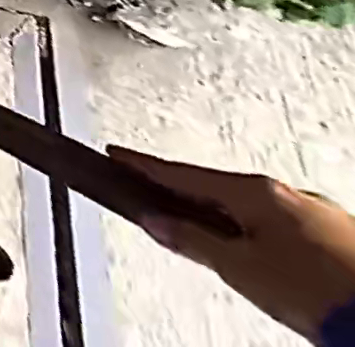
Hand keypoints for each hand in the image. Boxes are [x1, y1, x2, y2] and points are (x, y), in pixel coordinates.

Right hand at [110, 147, 354, 340]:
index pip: (179, 173)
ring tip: (225, 248)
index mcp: (256, 191)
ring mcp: (330, 219)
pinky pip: (293, 230)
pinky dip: (270, 238)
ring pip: (261, 212)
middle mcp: (293, 196)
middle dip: (193, 201)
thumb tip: (157, 222)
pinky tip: (272, 259)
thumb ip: (188, 238)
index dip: (142, 166)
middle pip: (222, 191)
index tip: (117, 155)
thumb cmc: (323, 293)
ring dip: (235, 224)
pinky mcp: (352, 243)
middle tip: (165, 208)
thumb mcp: (236, 267)